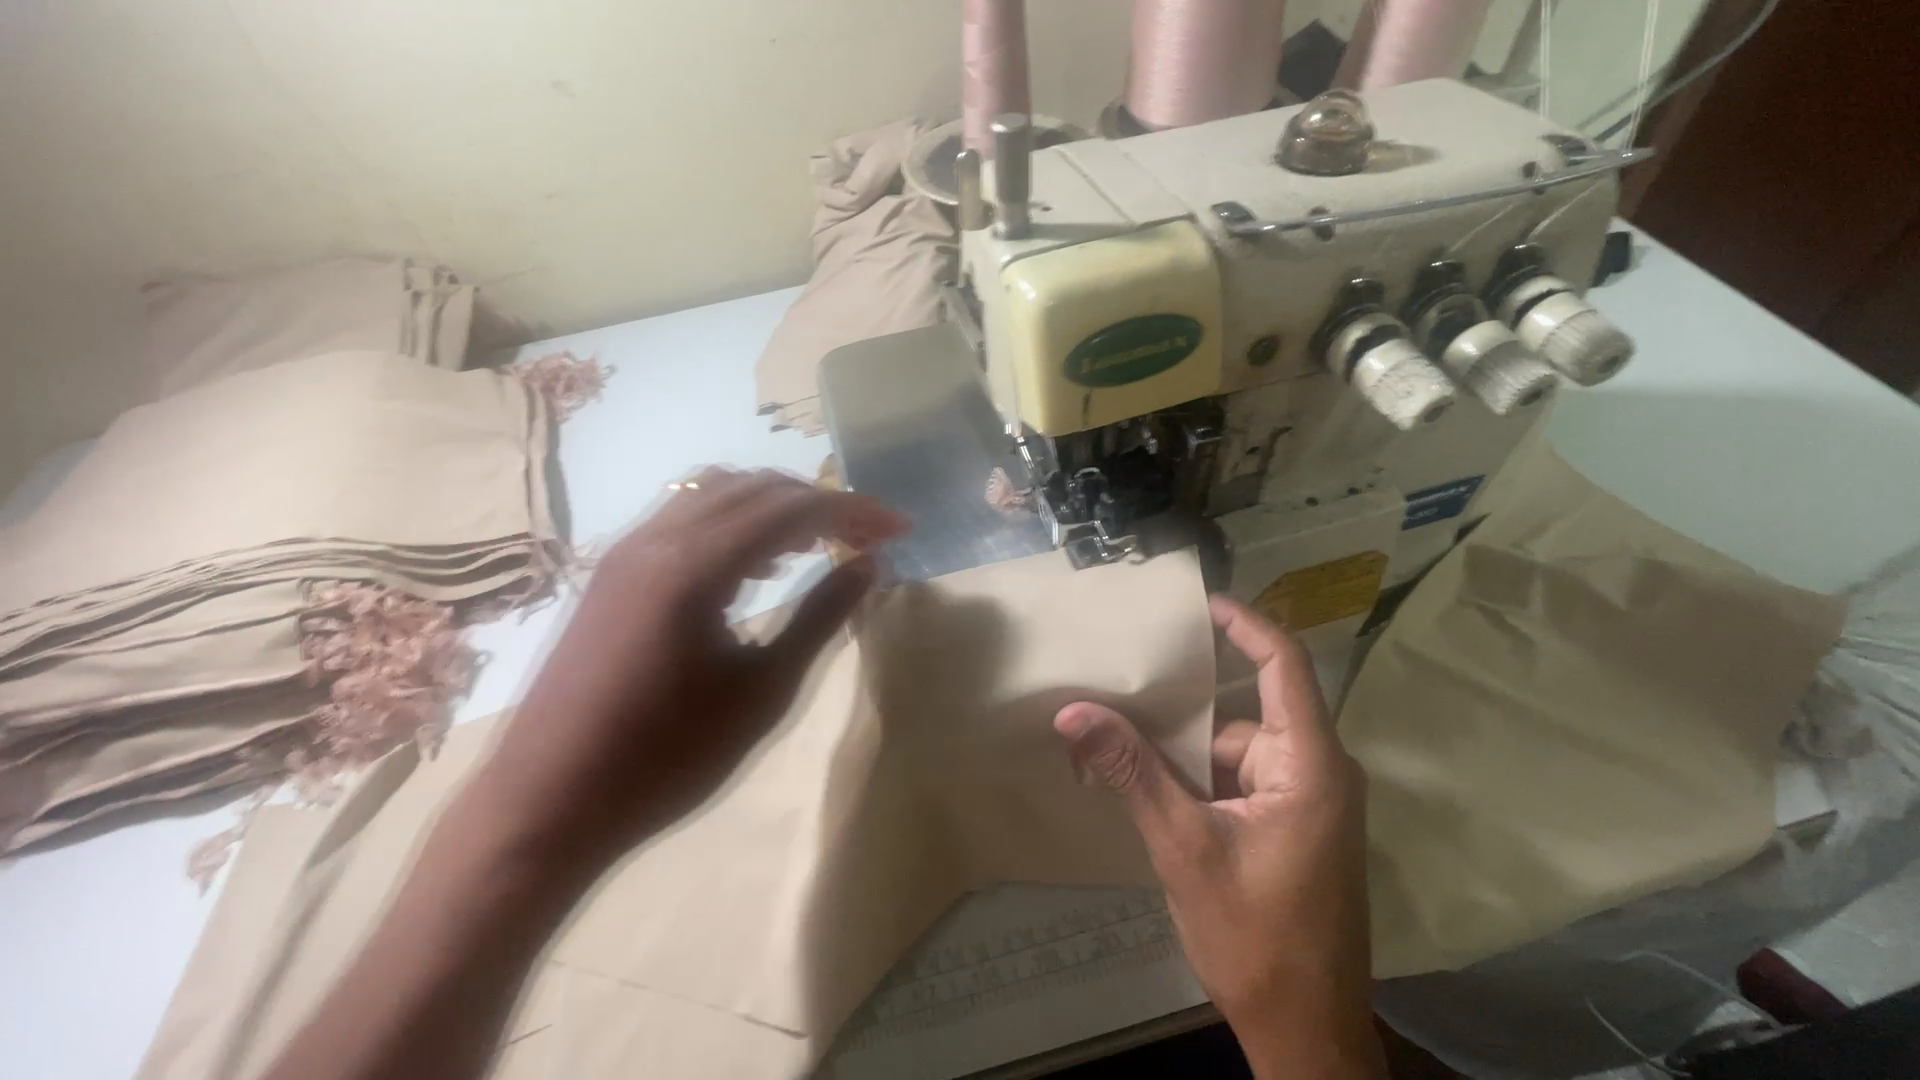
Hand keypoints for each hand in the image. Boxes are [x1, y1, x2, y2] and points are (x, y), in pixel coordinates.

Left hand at [471, 467, 905, 874]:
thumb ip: (820, 618)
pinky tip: (755, 565)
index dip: (853, 511)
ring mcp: (626, 552)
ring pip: (714, 494)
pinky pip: (683, 519)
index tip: (900, 528)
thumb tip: (870, 564)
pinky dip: (732, 523)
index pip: (791, 509)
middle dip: (818, 502)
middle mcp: (656, 539)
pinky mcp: (611, 573)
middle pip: (755, 487)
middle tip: (866, 536)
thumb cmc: (667, 758)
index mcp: (695, 566)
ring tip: (816, 546)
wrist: (550, 800)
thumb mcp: (761, 691)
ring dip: (773, 507)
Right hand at [1052, 596, 1384, 1079]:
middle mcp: (1318, 773)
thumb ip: (1132, 772)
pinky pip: (1240, 784)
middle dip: (1183, 713)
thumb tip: (1073, 712)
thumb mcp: (1184, 847)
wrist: (1303, 1030)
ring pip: (1235, 753)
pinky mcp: (1292, 830)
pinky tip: (1151, 796)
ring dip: (1184, 757)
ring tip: (1119, 751)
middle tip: (1122, 694)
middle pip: (1245, 715)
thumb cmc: (1255, 936)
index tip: (1197, 603)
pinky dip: (1199, 784)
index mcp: (1311, 765)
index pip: (1285, 665)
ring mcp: (1307, 805)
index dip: (1245, 623)